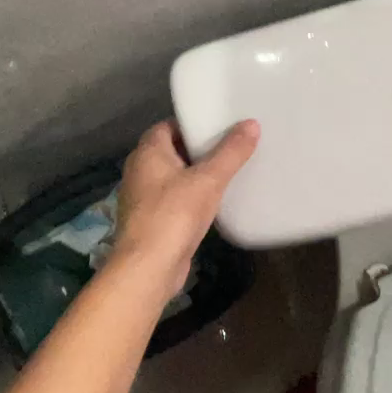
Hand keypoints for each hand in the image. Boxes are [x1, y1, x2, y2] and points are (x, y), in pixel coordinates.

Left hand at [112, 119, 258, 293]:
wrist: (148, 268)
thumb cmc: (174, 215)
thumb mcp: (209, 180)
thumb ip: (231, 152)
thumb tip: (252, 124)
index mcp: (147, 153)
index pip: (168, 126)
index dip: (192, 124)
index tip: (219, 125)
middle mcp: (139, 171)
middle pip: (172, 150)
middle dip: (198, 149)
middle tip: (230, 146)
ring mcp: (143, 198)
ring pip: (173, 176)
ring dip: (196, 174)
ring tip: (228, 171)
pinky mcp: (151, 220)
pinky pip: (174, 198)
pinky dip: (191, 196)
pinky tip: (214, 201)